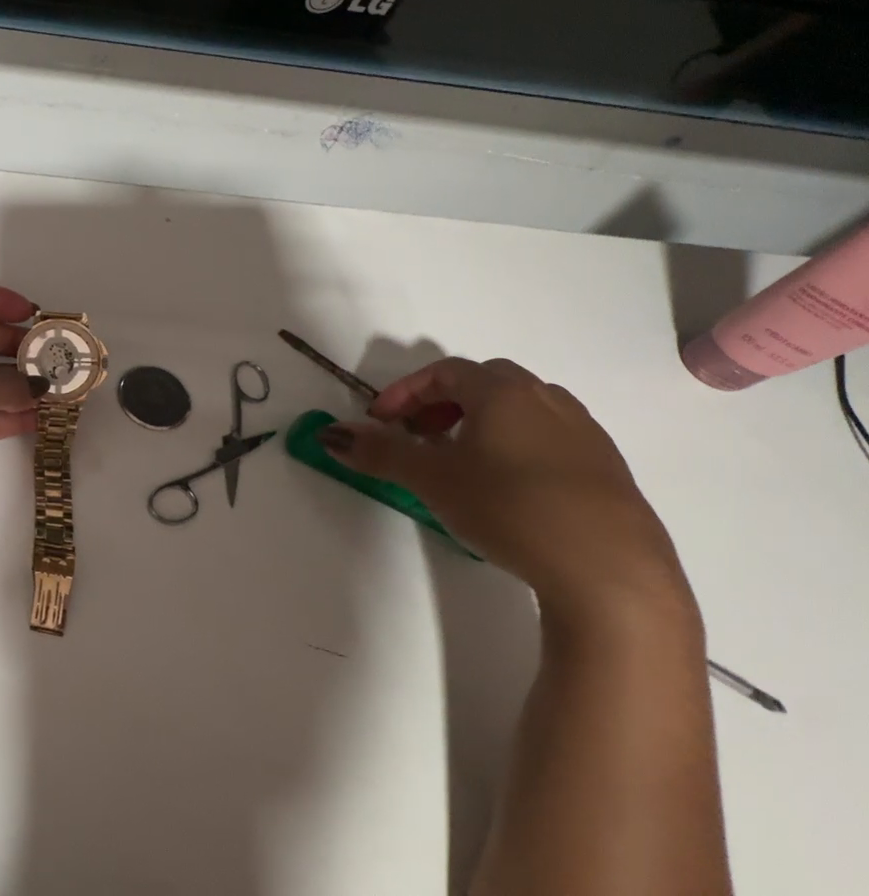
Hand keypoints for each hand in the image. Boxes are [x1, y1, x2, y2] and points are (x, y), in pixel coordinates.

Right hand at [319, 358, 695, 623]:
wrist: (608, 568)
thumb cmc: (509, 508)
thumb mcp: (431, 480)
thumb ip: (380, 452)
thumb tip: (331, 434)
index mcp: (504, 393)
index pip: (445, 372)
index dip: (405, 391)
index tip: (380, 421)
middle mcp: (548, 400)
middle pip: (486, 383)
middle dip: (443, 402)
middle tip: (419, 435)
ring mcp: (585, 433)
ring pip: (522, 410)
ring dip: (482, 423)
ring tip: (460, 462)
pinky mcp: (607, 468)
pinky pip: (550, 437)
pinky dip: (516, 445)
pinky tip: (506, 488)